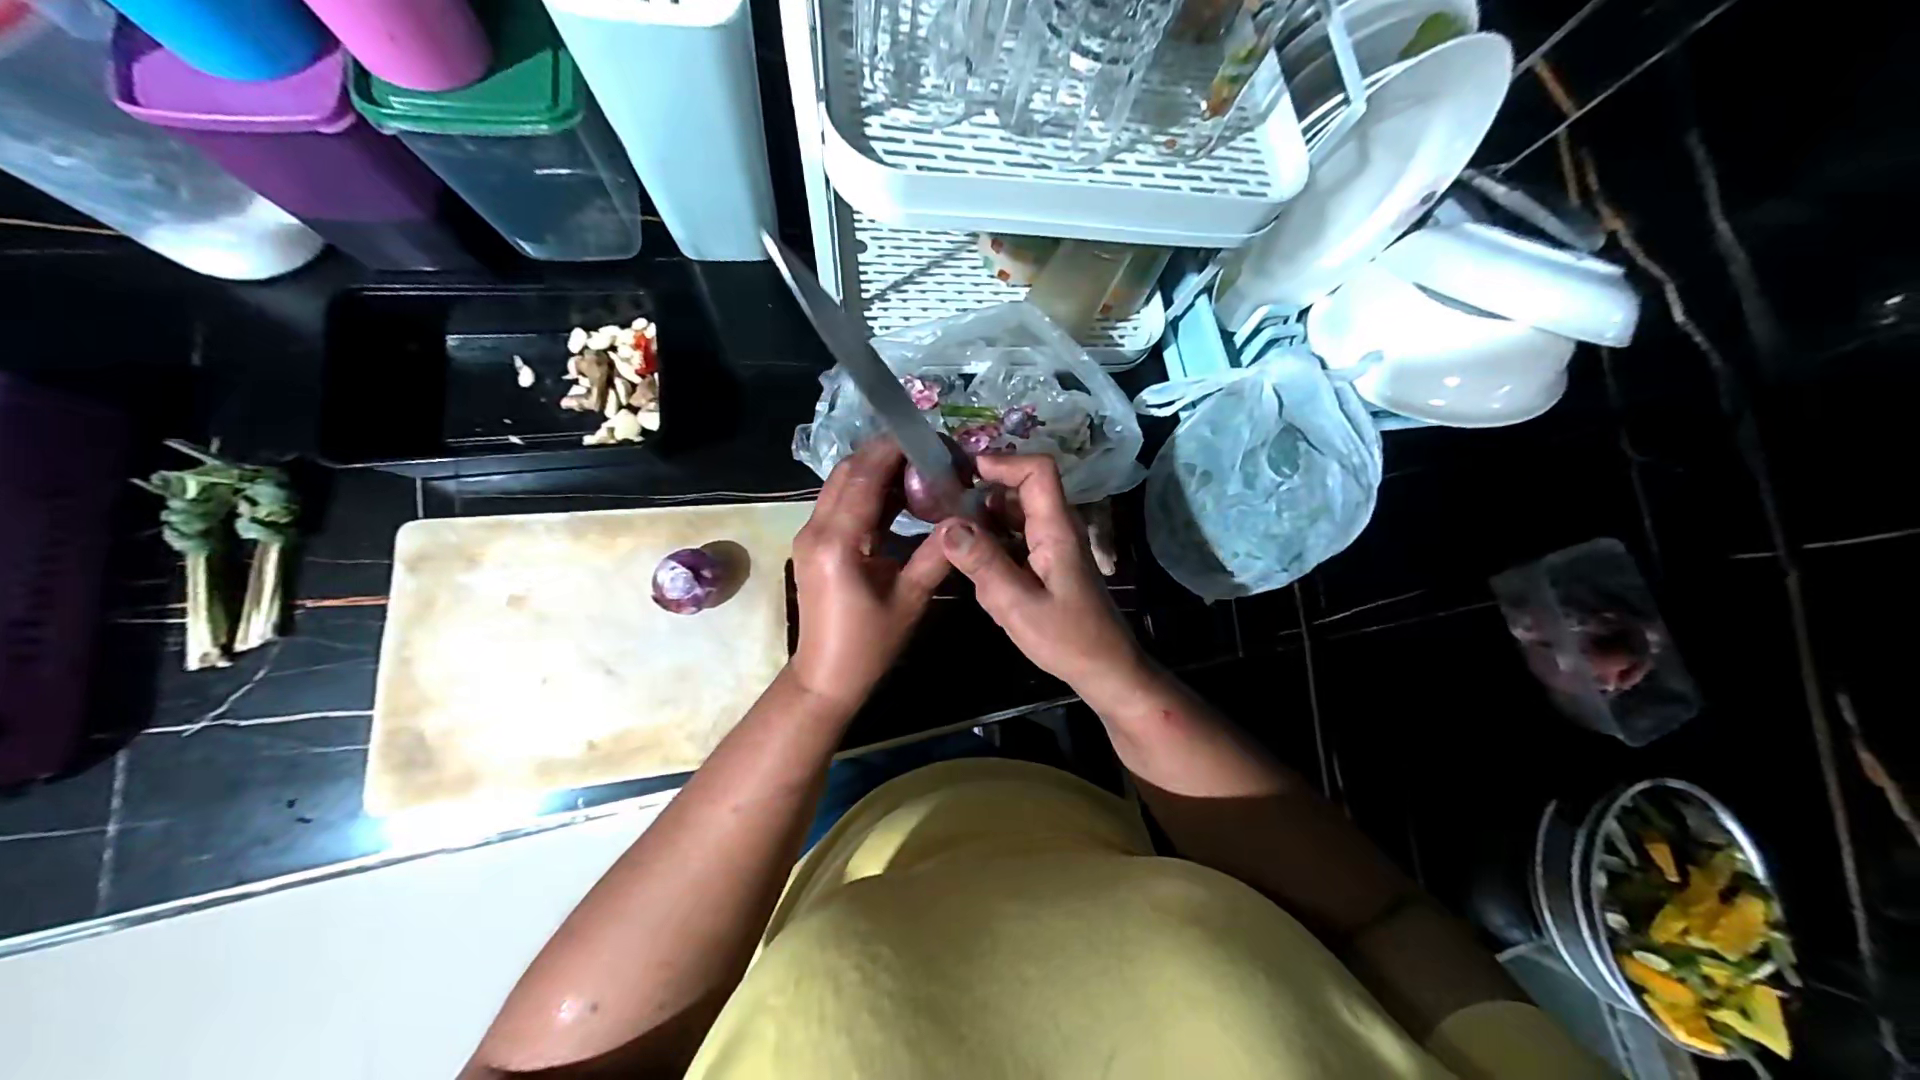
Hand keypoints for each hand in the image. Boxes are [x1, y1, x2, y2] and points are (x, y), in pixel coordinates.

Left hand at [789, 439, 951, 711]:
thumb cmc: (869, 644)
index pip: (863, 476)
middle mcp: (816, 529)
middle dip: (884, 453)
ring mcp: (809, 535)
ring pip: (839, 483)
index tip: (926, 438)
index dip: (893, 450)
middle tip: (925, 451)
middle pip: (847, 471)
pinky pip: (838, 502)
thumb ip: (936, 553)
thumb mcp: (911, 598)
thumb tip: (964, 519)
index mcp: (839, 542)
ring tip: (916, 468)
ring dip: (874, 470)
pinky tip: (896, 496)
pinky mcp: (813, 543)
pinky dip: (865, 490)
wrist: (826, 676)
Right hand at [935, 455, 1146, 694]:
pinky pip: (1016, 541)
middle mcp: (1057, 529)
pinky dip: (993, 547)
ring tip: (951, 539)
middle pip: (1020, 491)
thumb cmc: (1068, 639)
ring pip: (1014, 517)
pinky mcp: (1047, 565)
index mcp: (1056, 529)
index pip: (1038, 471)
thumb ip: (983, 564)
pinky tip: (975, 571)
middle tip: (941, 505)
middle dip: (982, 493)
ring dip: (985, 524)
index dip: (1003, 463)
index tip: (965, 472)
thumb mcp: (1018, 605)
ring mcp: (1053, 547)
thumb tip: (947, 526)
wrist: (1106, 670)